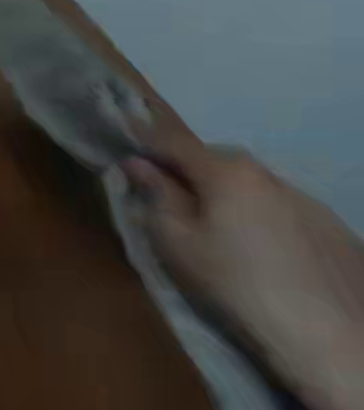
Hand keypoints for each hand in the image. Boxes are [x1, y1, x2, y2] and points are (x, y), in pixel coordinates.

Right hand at [122, 123, 363, 409]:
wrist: (334, 345)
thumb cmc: (233, 281)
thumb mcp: (173, 236)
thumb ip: (156, 192)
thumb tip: (140, 165)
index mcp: (228, 174)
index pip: (173, 139)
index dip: (143, 128)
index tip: (121, 116)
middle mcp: (274, 180)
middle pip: (221, 159)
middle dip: (191, 163)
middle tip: (168, 183)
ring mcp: (316, 209)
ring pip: (258, 184)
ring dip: (231, 189)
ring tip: (218, 217)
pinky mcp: (343, 238)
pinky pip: (289, 210)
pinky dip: (265, 213)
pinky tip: (263, 243)